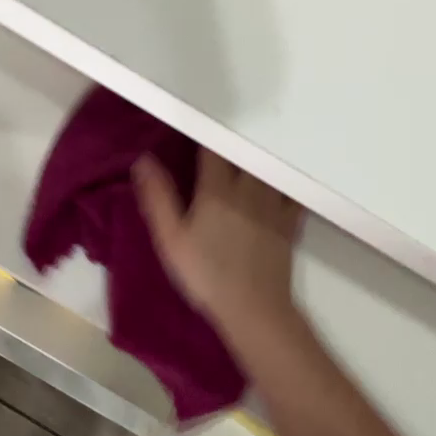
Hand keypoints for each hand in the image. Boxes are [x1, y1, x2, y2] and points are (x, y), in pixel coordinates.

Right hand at [134, 149, 303, 329]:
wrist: (254, 309)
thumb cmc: (206, 274)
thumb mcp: (171, 239)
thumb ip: (158, 196)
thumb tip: (143, 160)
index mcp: (218, 189)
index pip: (212, 148)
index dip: (203, 133)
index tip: (193, 125)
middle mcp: (249, 188)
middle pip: (244, 151)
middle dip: (231, 140)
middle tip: (219, 134)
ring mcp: (274, 203)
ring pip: (268, 166)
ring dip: (257, 154)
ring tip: (248, 147)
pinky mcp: (290, 221)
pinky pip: (292, 189)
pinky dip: (285, 178)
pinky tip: (280, 175)